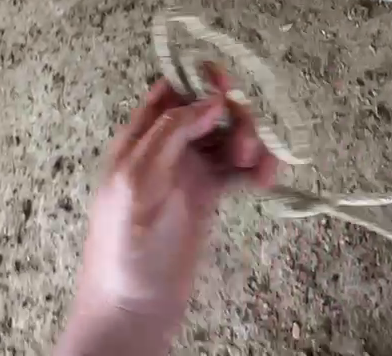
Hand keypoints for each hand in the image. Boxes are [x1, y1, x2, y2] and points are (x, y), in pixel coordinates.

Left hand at [60, 67, 276, 354]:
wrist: (133, 312)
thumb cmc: (124, 248)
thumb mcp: (136, 181)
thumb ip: (170, 132)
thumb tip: (212, 99)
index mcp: (141, 138)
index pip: (171, 90)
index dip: (198, 79)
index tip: (226, 82)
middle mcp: (167, 147)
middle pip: (208, 110)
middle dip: (233, 116)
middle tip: (245, 142)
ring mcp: (190, 171)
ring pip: (227, 136)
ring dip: (250, 141)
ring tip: (260, 166)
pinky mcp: (209, 195)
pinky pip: (238, 168)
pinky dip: (257, 167)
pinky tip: (268, 177)